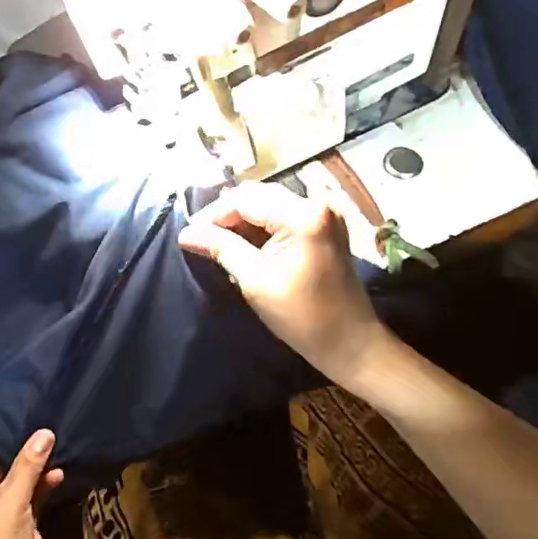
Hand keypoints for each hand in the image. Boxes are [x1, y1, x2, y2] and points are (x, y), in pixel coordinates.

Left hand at [0, 429, 64, 538]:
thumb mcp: (12, 500)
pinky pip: (23, 495)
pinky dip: (38, 483)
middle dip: (4, 438)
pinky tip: (59, 470)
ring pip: (6, 476)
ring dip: (26, 462)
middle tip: (25, 409)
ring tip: (48, 434)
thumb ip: (28, 464)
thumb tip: (45, 431)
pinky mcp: (11, 523)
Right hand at [178, 183, 395, 383]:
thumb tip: (186, 233)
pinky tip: (241, 241)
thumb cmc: (303, 316)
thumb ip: (221, 248)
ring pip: (267, 203)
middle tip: (199, 237)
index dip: (213, 215)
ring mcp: (324, 213)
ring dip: (240, 219)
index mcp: (303, 215)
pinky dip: (258, 226)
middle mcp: (317, 204)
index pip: (245, 200)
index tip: (188, 235)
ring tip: (215, 240)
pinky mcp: (323, 226)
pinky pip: (282, 214)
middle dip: (225, 214)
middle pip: (257, 195)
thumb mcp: (254, 280)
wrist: (351, 343)